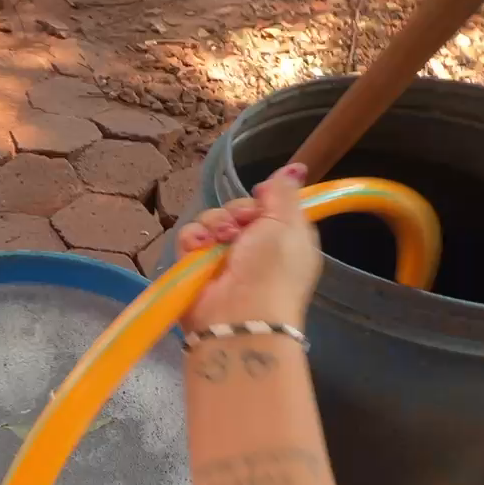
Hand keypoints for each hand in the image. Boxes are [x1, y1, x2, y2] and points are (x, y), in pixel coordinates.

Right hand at [174, 163, 322, 330]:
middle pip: (237, 209)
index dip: (263, 199)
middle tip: (241, 229)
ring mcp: (222, 257)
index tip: (261, 201)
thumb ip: (285, 194)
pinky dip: (193, 239)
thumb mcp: (288, 224)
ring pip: (211, 219)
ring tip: (220, 243)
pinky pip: (189, 236)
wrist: (239, 315)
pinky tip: (200, 248)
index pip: (269, 204)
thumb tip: (294, 169)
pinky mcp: (195, 267)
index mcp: (284, 237)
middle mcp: (253, 246)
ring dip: (215, 225)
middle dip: (237, 213)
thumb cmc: (272, 270)